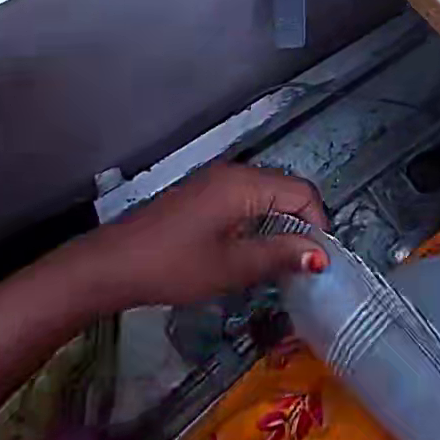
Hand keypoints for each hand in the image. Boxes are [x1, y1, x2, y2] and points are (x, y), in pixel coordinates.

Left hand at [62, 163, 329, 310]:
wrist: (119, 261)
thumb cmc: (176, 265)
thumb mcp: (232, 266)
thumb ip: (279, 255)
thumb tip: (321, 255)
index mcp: (243, 184)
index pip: (301, 191)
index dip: (318, 225)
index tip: (318, 263)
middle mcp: (233, 172)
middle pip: (285, 188)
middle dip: (302, 223)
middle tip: (304, 267)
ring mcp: (216, 180)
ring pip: (266, 194)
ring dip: (281, 223)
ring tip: (282, 264)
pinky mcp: (204, 192)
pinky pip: (246, 198)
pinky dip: (259, 220)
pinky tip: (253, 250)